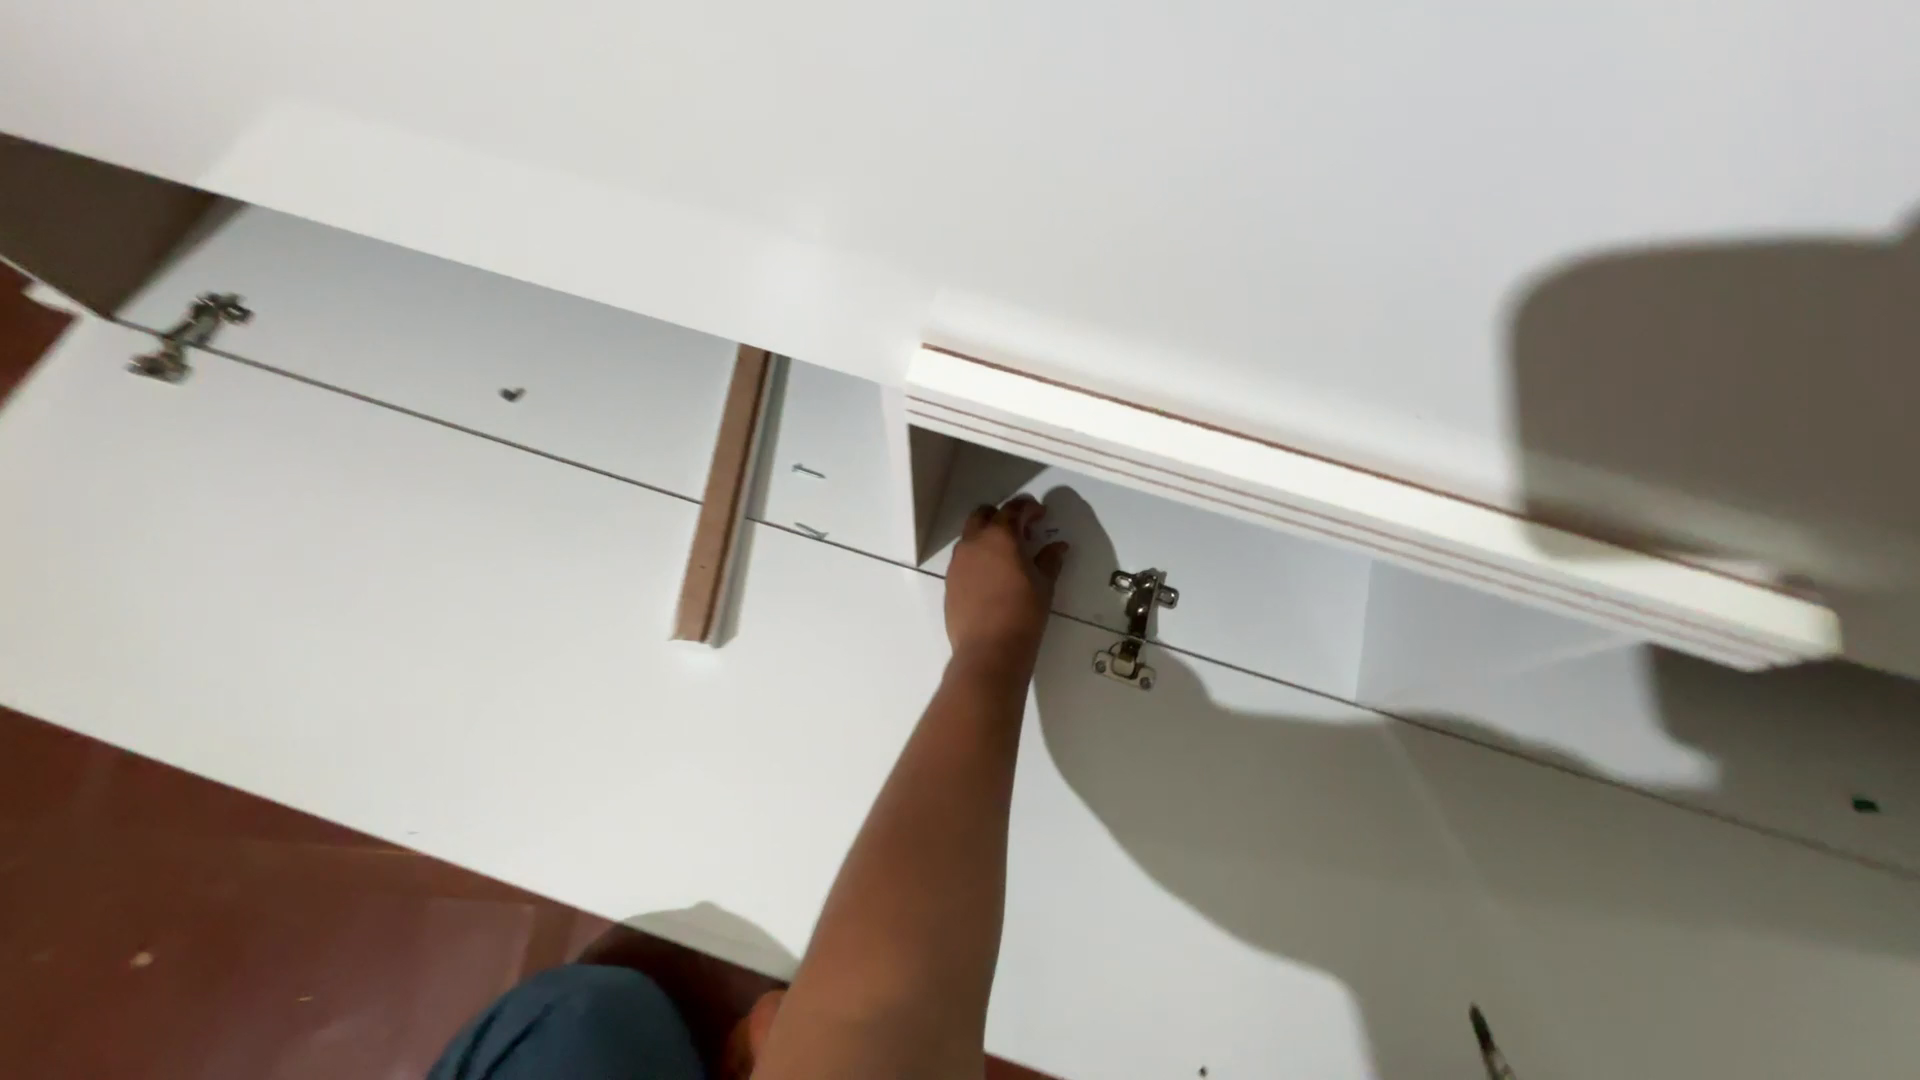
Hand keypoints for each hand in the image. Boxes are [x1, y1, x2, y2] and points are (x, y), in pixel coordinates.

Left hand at [945, 495, 1068, 664]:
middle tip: (1021, 532)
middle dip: (1002, 516)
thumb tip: (1058, 546)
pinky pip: (963, 559)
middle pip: (984, 514)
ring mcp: (957, 562)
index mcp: (1000, 536)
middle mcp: (974, 542)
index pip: (1014, 509)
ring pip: (970, 536)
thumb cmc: (1023, 613)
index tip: (1041, 516)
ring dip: (987, 536)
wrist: (989, 649)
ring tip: (1006, 556)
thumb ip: (1050, 560)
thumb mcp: (1044, 585)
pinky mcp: (949, 581)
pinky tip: (991, 577)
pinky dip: (977, 557)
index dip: (1029, 508)